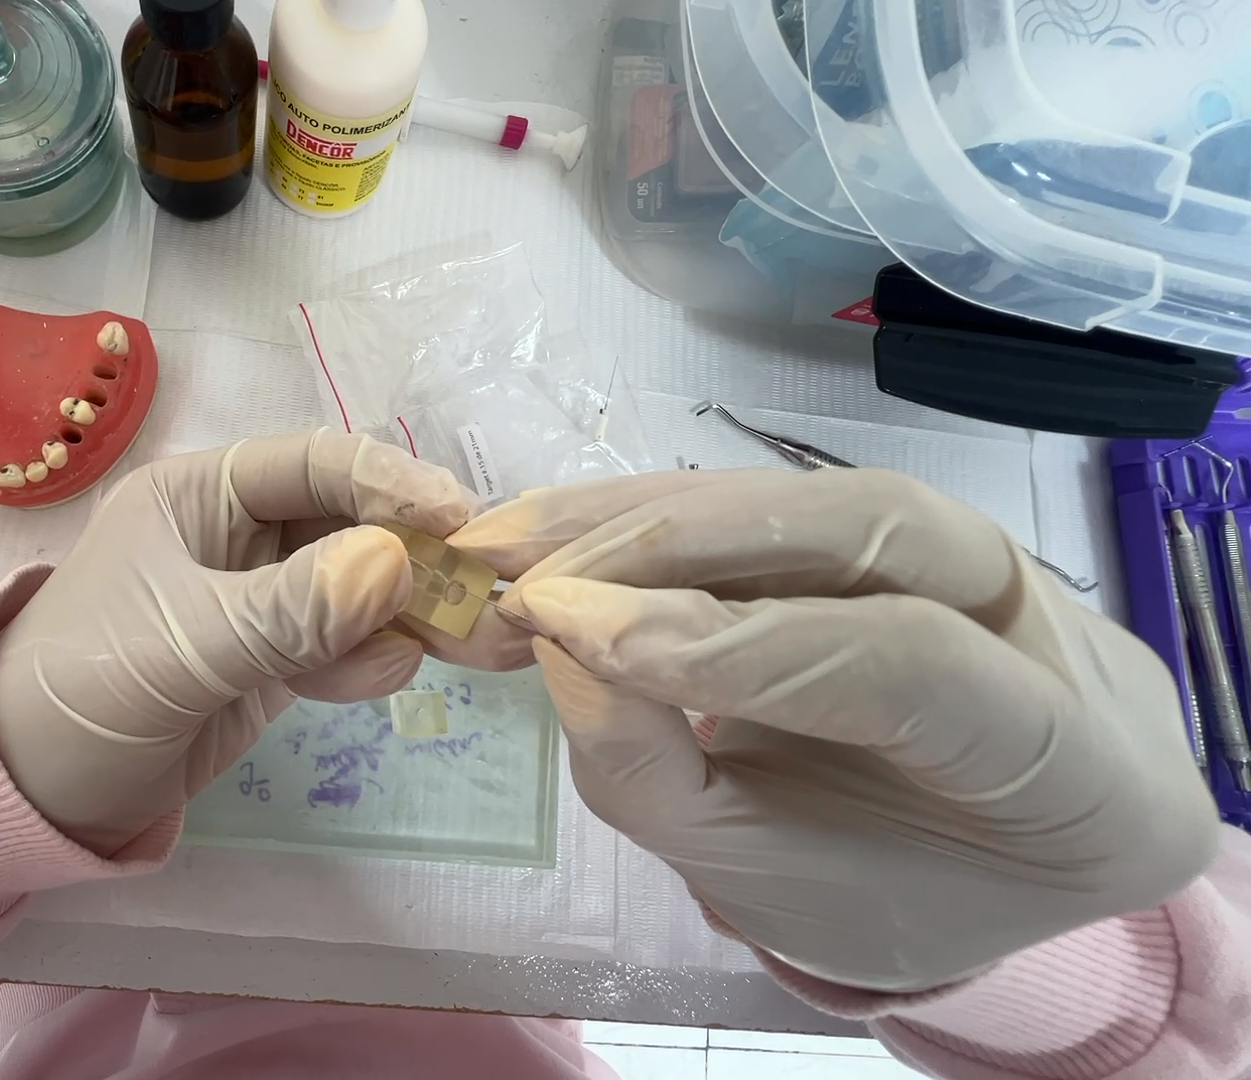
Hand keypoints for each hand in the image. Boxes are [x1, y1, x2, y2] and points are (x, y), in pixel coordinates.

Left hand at [0, 432, 476, 854]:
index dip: (384, 479)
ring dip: (402, 608)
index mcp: (199, 497)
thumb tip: (396, 564)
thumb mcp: (182, 644)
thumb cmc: (83, 691)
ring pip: (352, 586)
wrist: (33, 792)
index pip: (309, 462)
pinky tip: (387, 672)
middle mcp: (236, 536)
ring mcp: (258, 599)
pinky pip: (338, 643)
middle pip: (345, 522)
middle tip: (474, 580)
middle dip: (409, 549)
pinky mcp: (272, 658)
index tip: (453, 513)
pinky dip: (368, 656)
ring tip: (455, 635)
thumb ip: (288, 609)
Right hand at [480, 468, 1218, 990]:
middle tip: (526, 572)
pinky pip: (751, 498)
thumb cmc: (840, 885)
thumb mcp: (730, 860)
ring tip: (508, 541)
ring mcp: (969, 559)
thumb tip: (557, 633)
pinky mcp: (877, 532)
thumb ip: (641, 763)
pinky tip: (554, 527)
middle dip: (667, 541)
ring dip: (631, 512)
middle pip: (864, 524)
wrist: (912, 856)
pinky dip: (637, 511)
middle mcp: (1044, 628)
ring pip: (791, 492)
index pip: (911, 668)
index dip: (729, 642)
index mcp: (1066, 770)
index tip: (563, 632)